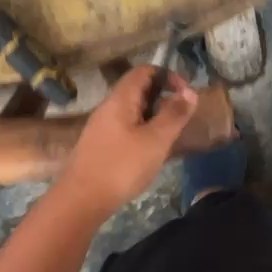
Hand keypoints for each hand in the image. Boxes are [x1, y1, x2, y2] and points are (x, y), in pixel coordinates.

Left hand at [49, 66, 197, 218]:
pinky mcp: (99, 145)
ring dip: (154, 119)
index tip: (185, 96)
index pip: (144, 71)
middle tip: (179, 121)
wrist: (81, 201)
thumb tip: (190, 92)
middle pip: (139, 90)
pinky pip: (126, 128)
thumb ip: (174, 115)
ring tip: (168, 139)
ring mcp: (101, 127)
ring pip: (133, 111)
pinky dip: (142, 133)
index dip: (168, 76)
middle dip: (163, 99)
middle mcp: (108, 107)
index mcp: (120, 99)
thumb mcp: (156, 140)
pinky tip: (149, 154)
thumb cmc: (122, 166)